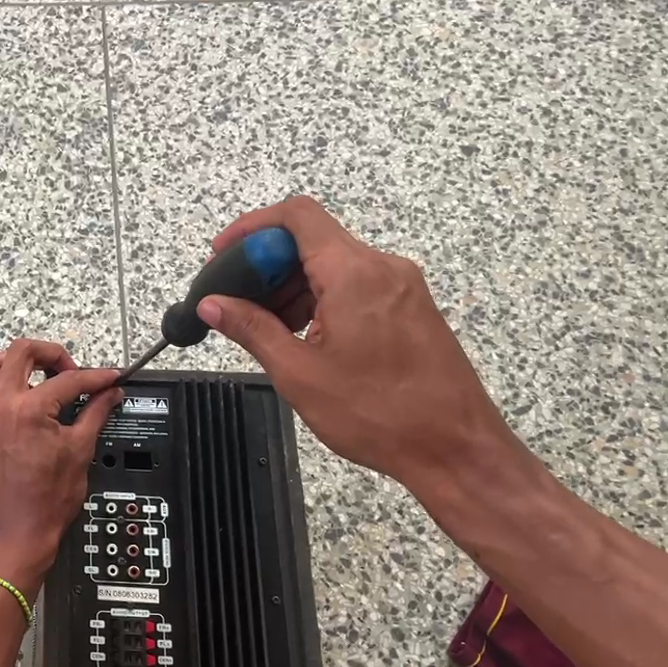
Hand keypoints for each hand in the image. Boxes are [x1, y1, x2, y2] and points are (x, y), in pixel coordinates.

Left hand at [0, 339, 121, 593]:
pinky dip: (6, 378)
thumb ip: (95, 414)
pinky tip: (30, 393)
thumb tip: (110, 394)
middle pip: (22, 350)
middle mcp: (1, 405)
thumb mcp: (80, 452)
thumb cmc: (46, 500)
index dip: (95, 377)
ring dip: (21, 360)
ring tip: (47, 375)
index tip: (111, 379)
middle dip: (53, 353)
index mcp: (28, 410)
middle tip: (74, 372)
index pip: (68, 379)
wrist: (16, 531)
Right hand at [199, 197, 520, 490]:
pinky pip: (353, 285)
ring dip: (290, 286)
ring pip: (332, 264)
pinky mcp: (409, 307)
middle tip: (231, 302)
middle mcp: (382, 268)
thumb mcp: (298, 373)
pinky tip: (300, 336)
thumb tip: (210, 303)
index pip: (297, 217)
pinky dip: (318, 299)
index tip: (220, 256)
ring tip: (262, 328)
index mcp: (354, 274)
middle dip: (264, 265)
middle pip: (311, 241)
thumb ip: (251, 329)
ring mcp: (401, 287)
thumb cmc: (376, 414)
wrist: (456, 449)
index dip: (251, 227)